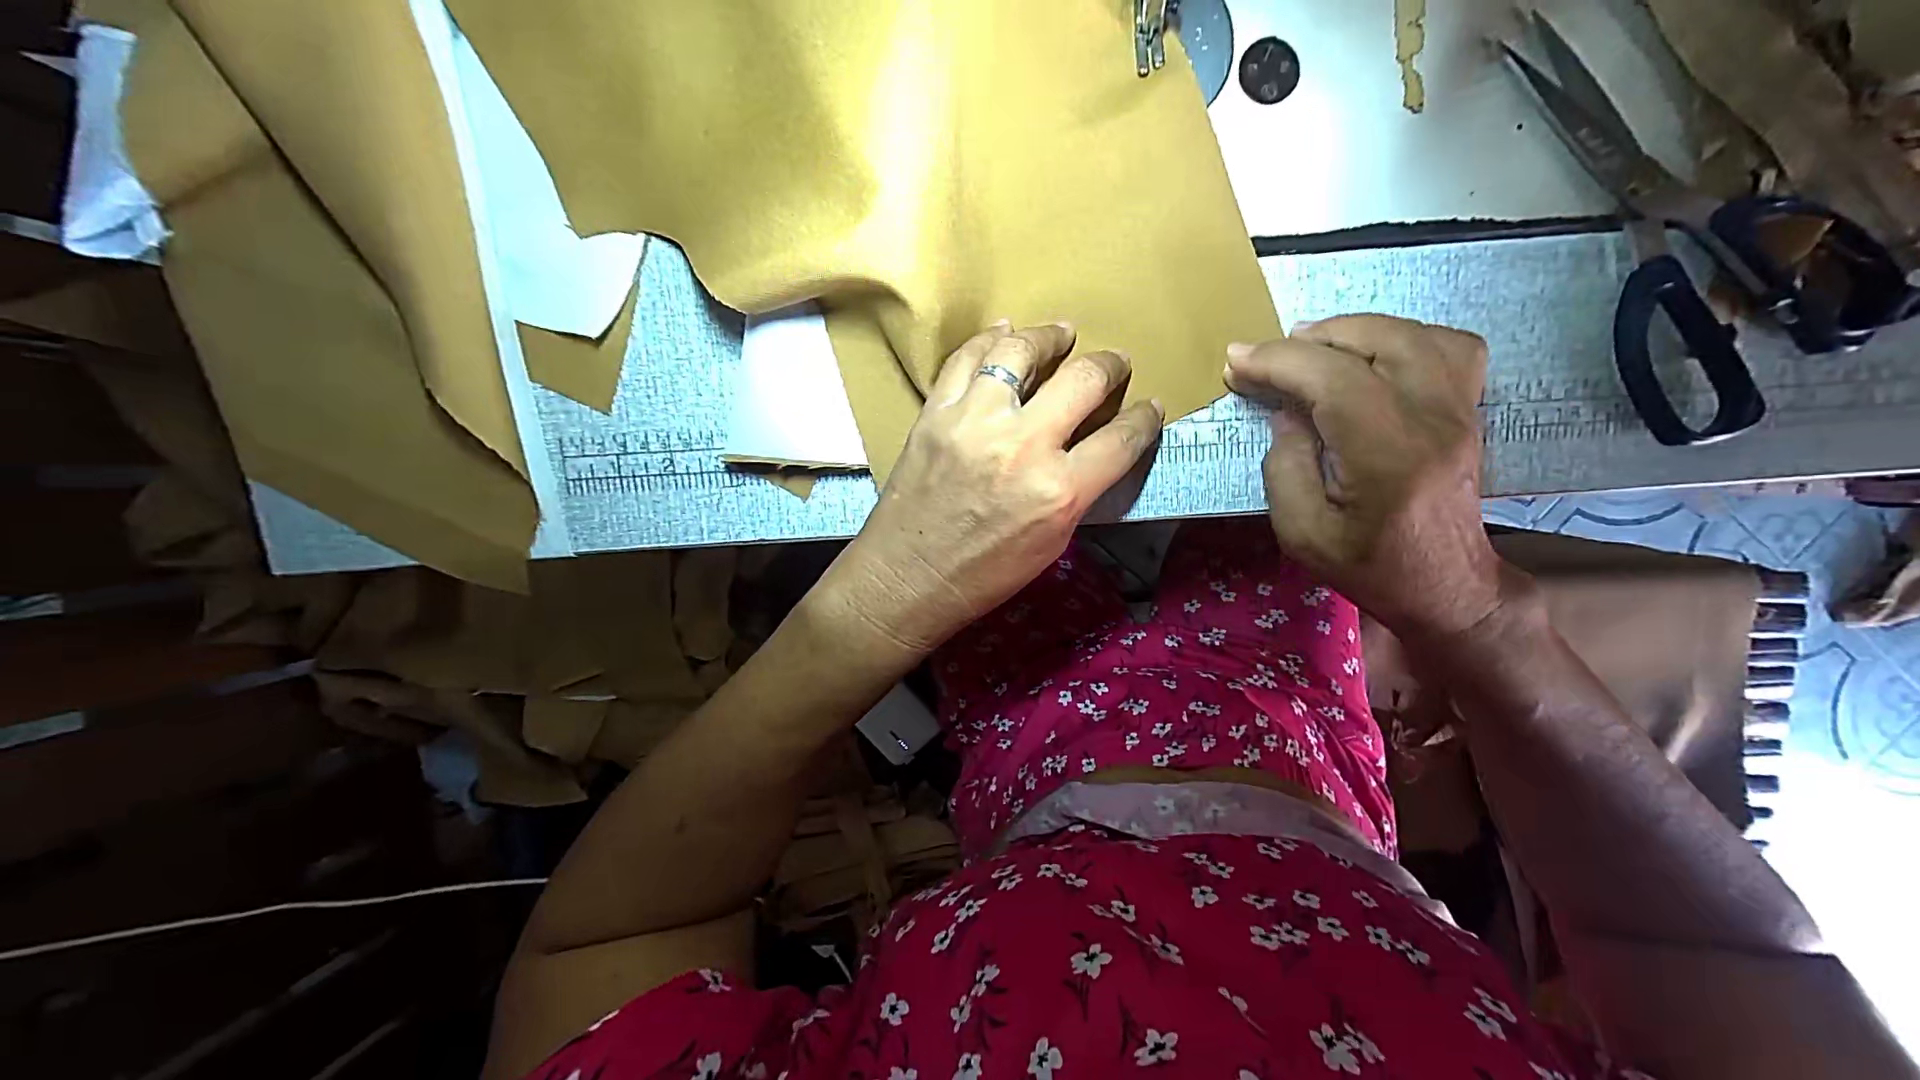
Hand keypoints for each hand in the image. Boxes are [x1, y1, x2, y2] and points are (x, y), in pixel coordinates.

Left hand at [815, 321, 1162, 656]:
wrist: (908, 578)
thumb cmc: (984, 574)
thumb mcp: (1053, 542)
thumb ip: (1078, 489)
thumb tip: (1095, 446)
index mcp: (1059, 492)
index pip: (1122, 439)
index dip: (1144, 419)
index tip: (1149, 407)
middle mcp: (1022, 447)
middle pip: (1082, 381)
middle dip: (1110, 365)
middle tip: (1116, 362)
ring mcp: (974, 423)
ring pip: (1019, 352)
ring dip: (1048, 337)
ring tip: (1061, 334)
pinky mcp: (936, 414)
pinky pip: (965, 359)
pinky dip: (989, 341)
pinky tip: (1004, 334)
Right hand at [1224, 315, 1511, 640]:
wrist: (1444, 587)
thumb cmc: (1366, 566)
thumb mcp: (1300, 532)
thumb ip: (1284, 466)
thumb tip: (1287, 411)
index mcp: (1388, 458)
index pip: (1334, 378)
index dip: (1279, 360)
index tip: (1237, 360)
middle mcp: (1434, 422)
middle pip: (1378, 341)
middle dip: (1311, 338)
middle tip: (1268, 356)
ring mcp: (1461, 412)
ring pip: (1414, 334)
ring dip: (1355, 332)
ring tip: (1313, 349)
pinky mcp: (1469, 411)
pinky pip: (1447, 347)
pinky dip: (1400, 339)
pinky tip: (1369, 358)